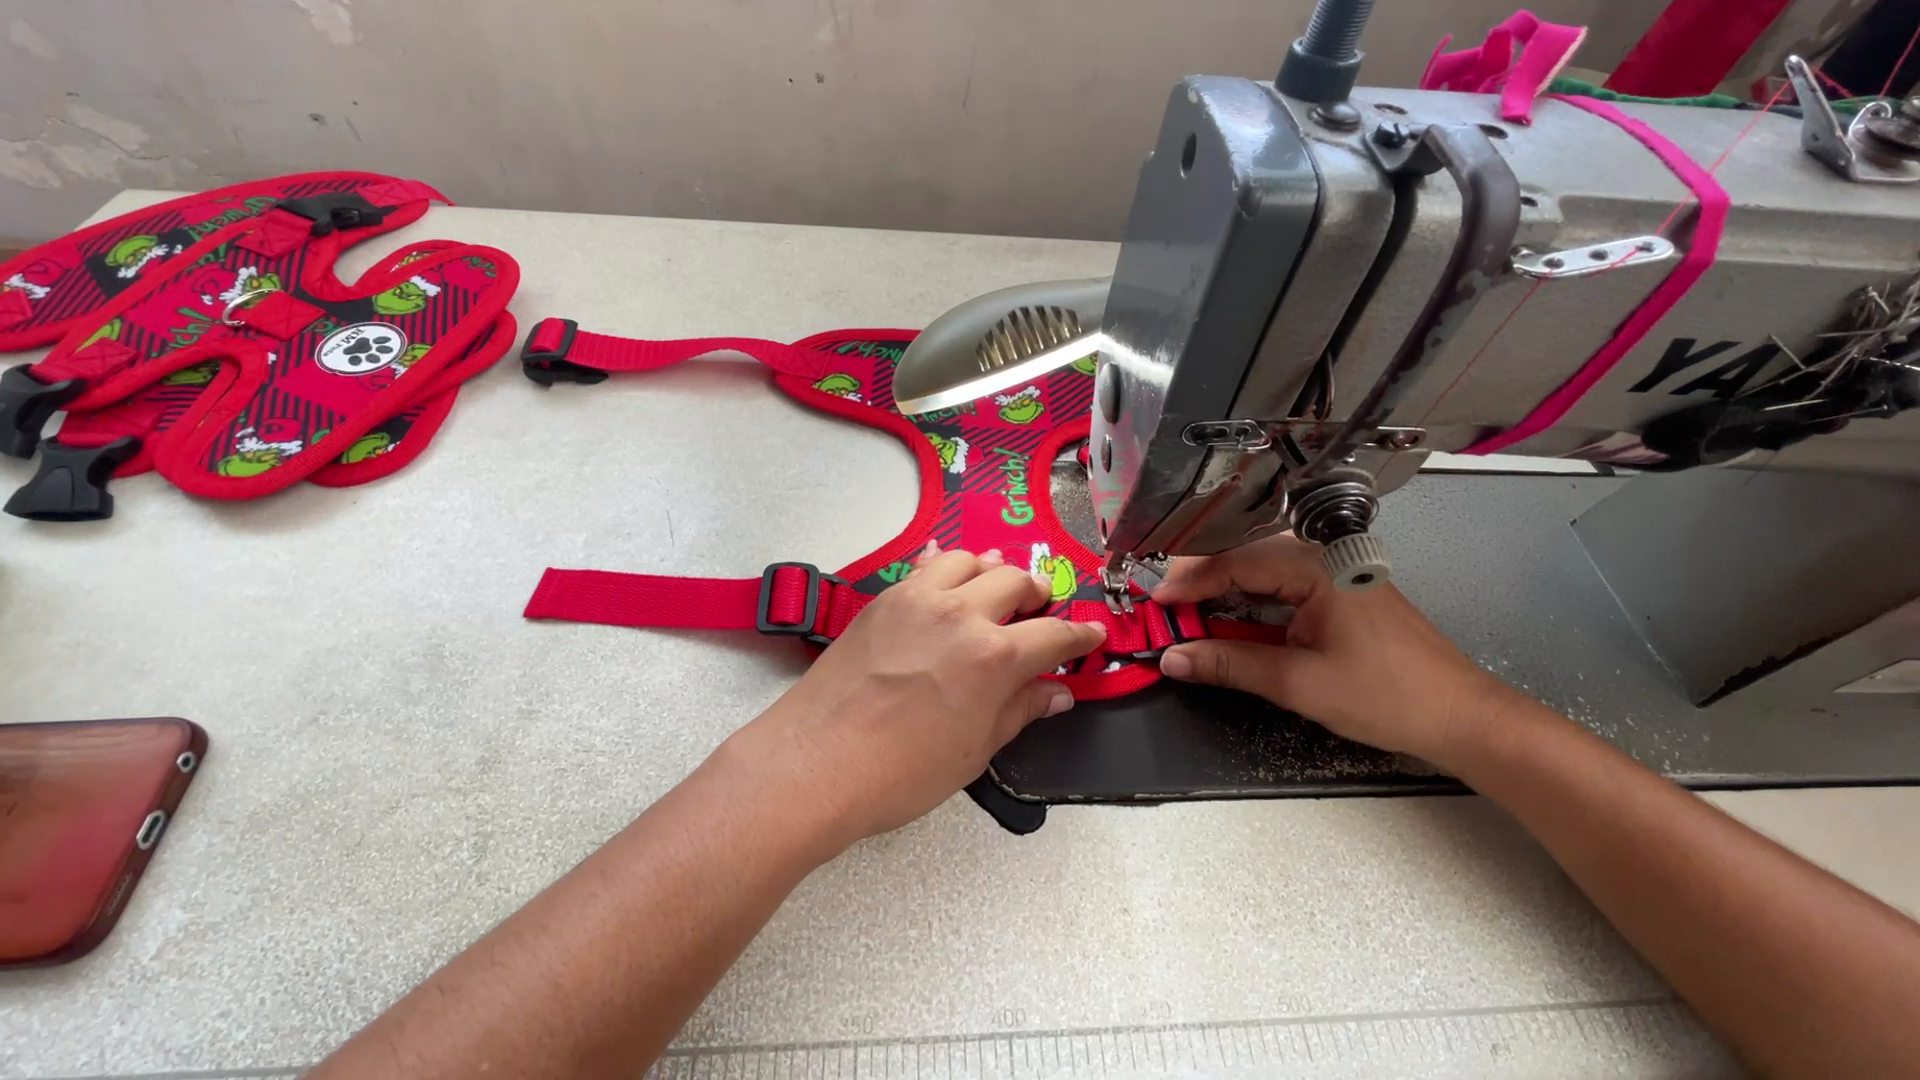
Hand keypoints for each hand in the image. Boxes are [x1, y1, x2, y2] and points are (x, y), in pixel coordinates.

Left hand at [730, 544, 1106, 845]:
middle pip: (1015, 582)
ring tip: (998, 586)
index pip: (1054, 635)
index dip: (1080, 635)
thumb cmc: (901, 772)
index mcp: (994, 656)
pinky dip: (946, 565)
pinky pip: (924, 566)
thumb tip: (1057, 693)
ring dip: (992, 570)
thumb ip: (1019, 711)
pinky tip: (947, 572)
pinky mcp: (883, 600)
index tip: (1092, 635)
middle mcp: (961, 614)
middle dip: (1038, 593)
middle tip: (1042, 608)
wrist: (816, 762)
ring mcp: (918, 600)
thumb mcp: (974, 751)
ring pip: (969, 560)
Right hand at [1152, 534, 1515, 766]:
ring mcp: (1332, 571)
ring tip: (1182, 615)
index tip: (1152, 604)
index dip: (1187, 583)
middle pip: (1243, 557)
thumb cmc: (1387, 697)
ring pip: (1258, 571)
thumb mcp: (1299, 683)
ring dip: (1219, 593)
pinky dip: (1246, 604)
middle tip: (1160, 609)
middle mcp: (1323, 556)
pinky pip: (1278, 587)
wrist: (1461, 717)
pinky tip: (1223, 621)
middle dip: (1197, 582)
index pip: (1235, 562)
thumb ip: (1229, 665)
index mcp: (1318, 565)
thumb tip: (1172, 659)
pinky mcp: (1336, 591)